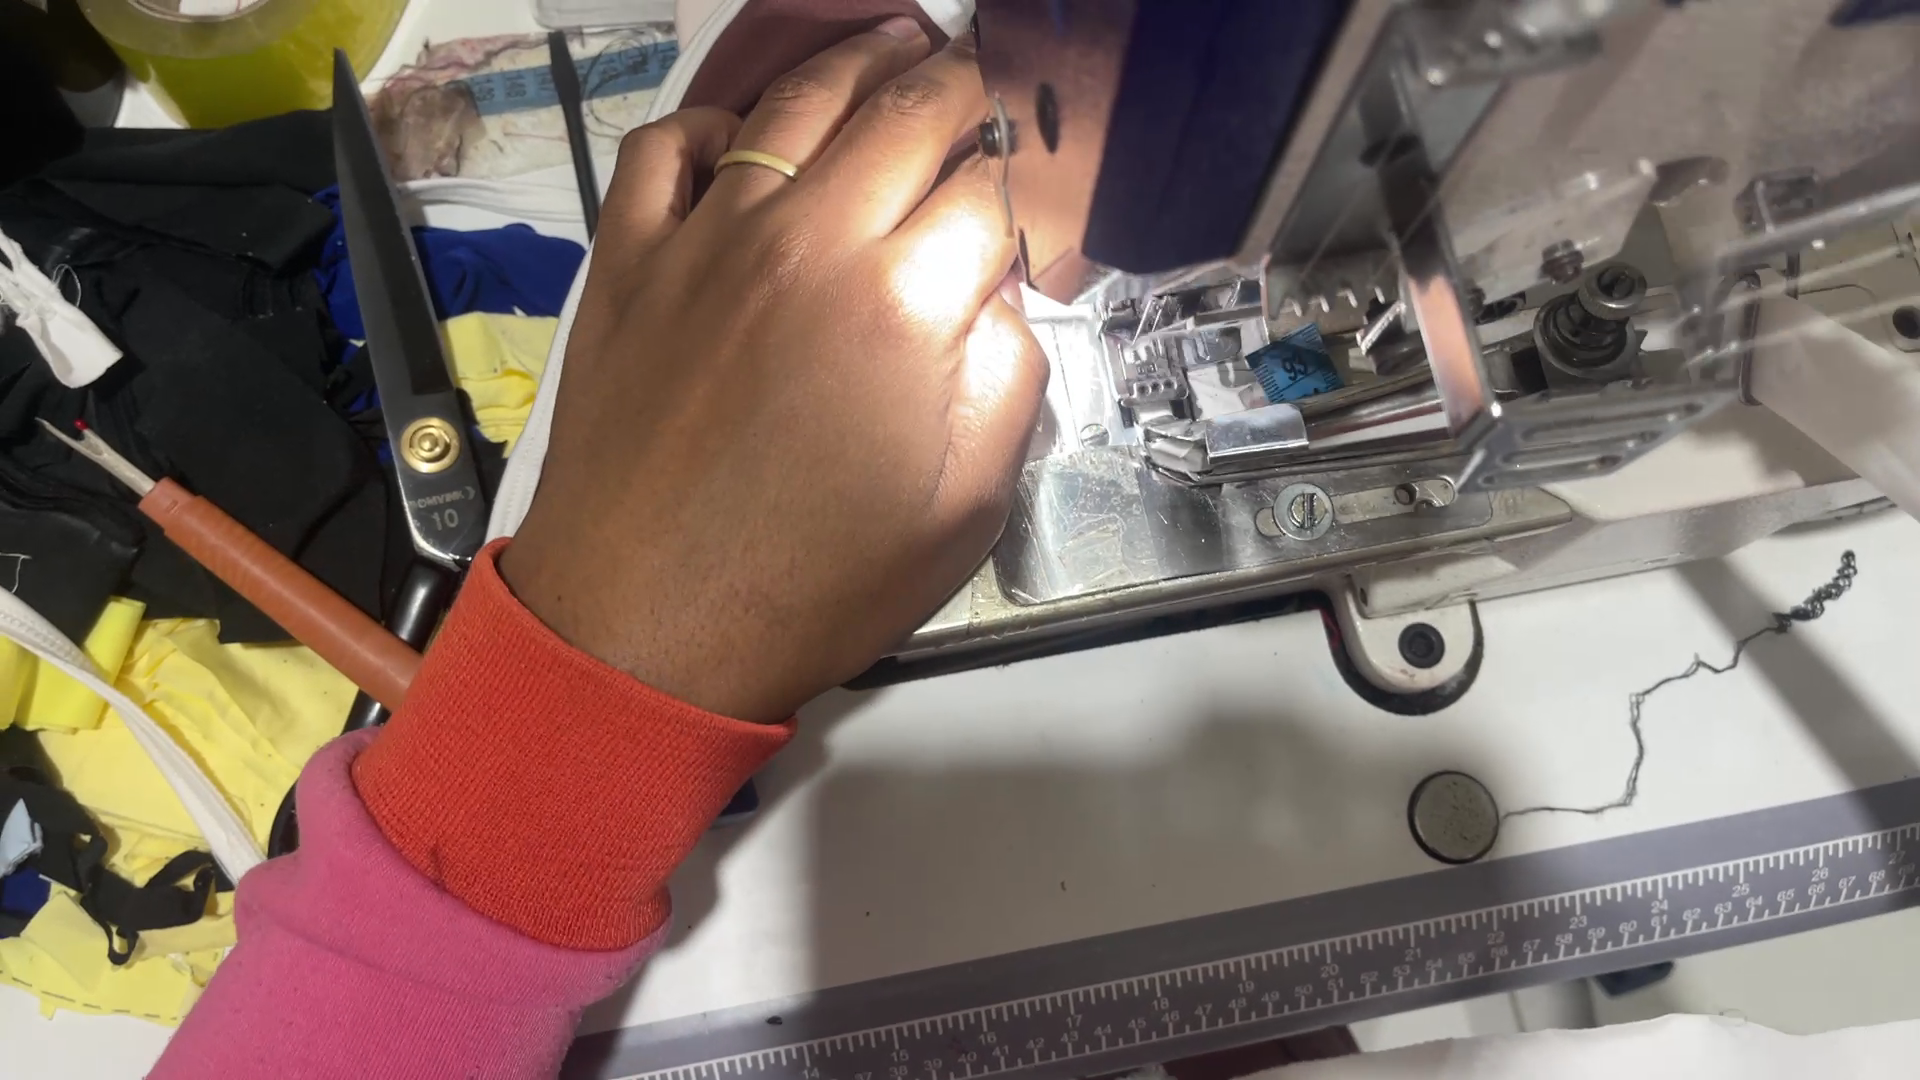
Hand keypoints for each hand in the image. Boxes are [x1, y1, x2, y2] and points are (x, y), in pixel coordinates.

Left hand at [499, 20, 1047, 723]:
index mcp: (906, 307)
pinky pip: (676, 144)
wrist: (653, 630)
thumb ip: (1007, 382)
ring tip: (906, 42)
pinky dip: (726, 119)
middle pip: (911, 114)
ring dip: (869, 60)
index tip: (1038, 189)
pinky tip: (757, 135)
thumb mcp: (965, 509)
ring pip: (802, 98)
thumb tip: (996, 297)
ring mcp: (709, 237)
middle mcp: (810, 240)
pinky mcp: (632, 258)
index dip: (1029, 184)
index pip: (994, 196)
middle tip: (990, 88)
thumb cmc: (820, 585)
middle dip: (967, 91)